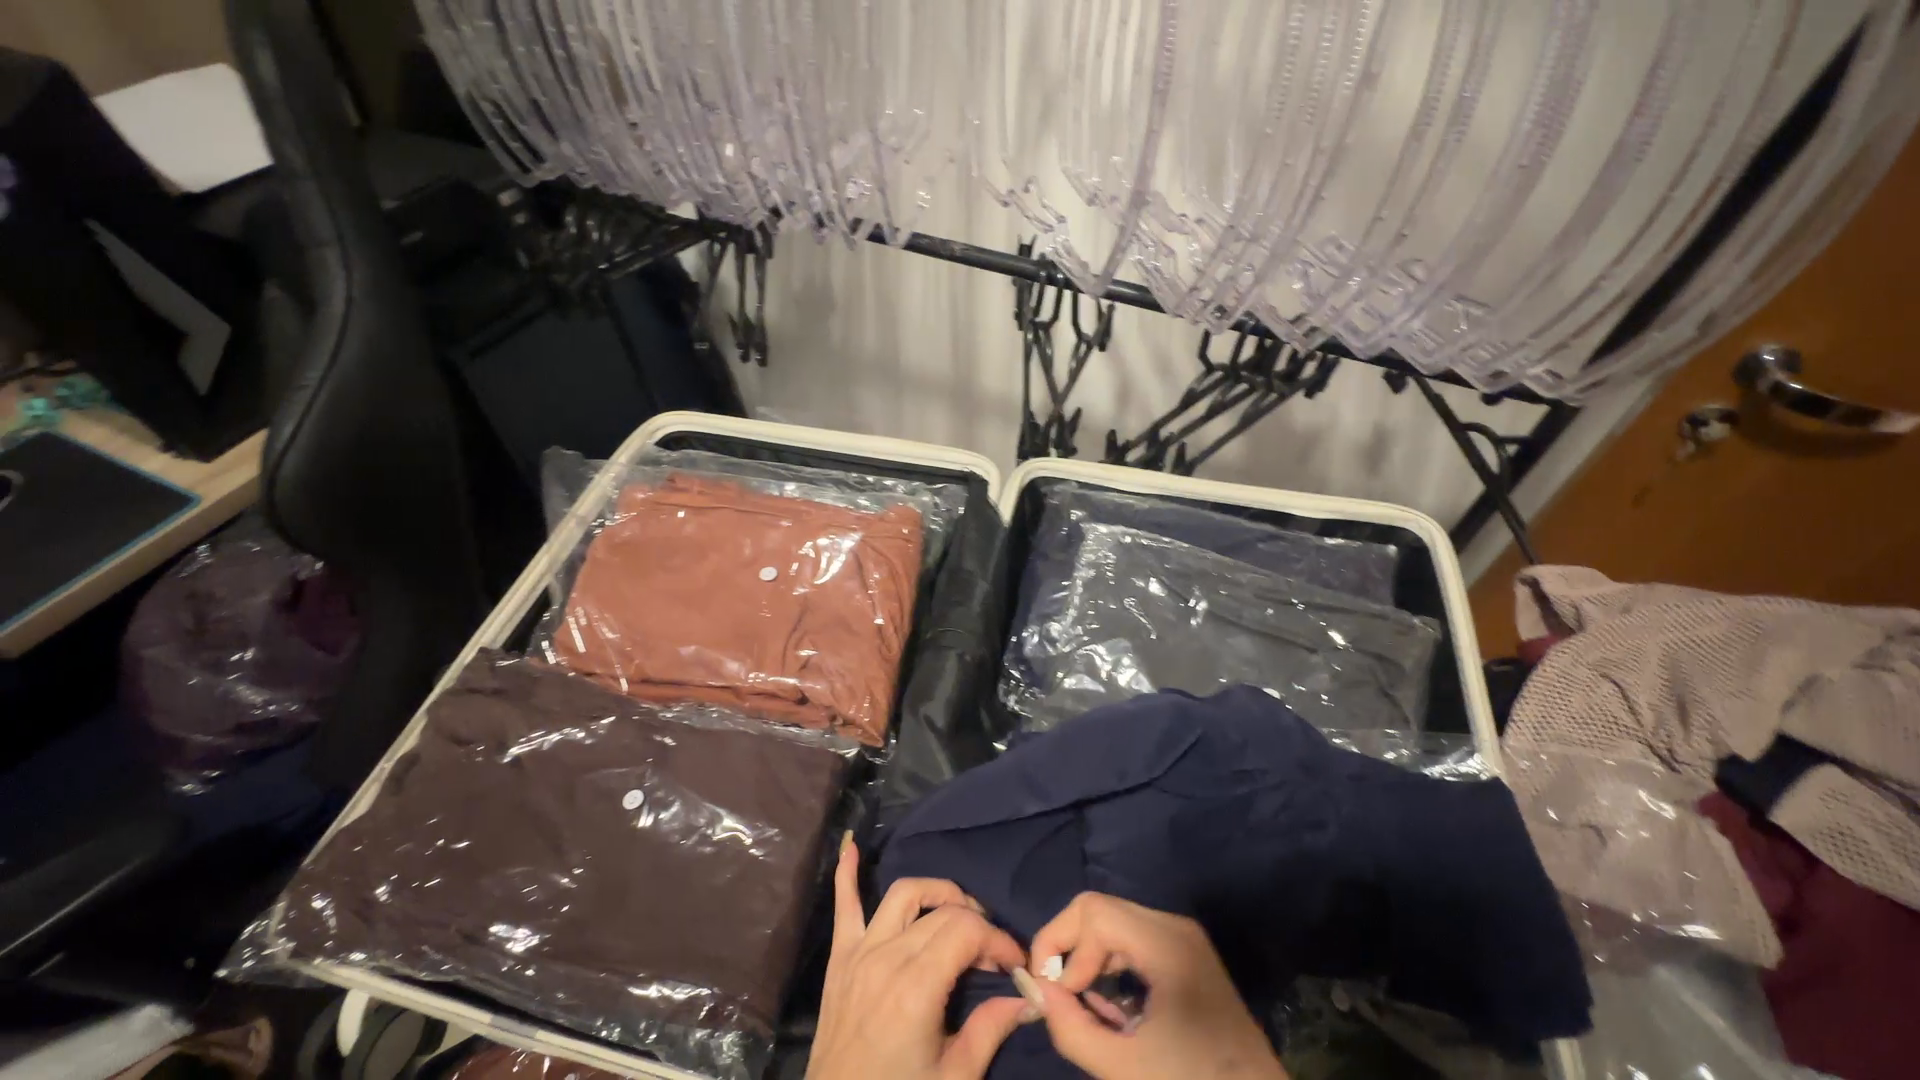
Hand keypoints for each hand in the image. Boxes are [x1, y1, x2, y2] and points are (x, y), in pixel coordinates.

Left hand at [806, 835, 1033, 1079]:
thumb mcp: (955, 1077)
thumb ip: (990, 1028)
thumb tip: (1029, 998)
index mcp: (917, 986)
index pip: (967, 931)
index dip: (999, 940)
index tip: (1015, 964)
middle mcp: (887, 957)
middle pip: (943, 912)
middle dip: (978, 924)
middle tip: (993, 956)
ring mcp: (859, 952)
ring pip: (903, 895)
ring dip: (936, 895)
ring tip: (957, 913)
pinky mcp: (840, 957)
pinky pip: (843, 906)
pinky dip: (846, 875)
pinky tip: (852, 848)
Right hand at [1028, 893, 1287, 1079]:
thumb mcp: (1124, 1067)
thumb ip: (1071, 1028)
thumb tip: (1038, 991)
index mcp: (1166, 945)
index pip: (1092, 912)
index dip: (1060, 946)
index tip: (1056, 995)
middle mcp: (1175, 928)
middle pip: (1100, 909)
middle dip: (1069, 947)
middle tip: (1059, 994)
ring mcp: (1184, 939)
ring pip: (1114, 922)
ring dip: (1087, 956)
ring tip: (1079, 1002)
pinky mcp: (1186, 955)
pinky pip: (1133, 939)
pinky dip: (1109, 961)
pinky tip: (1105, 1002)